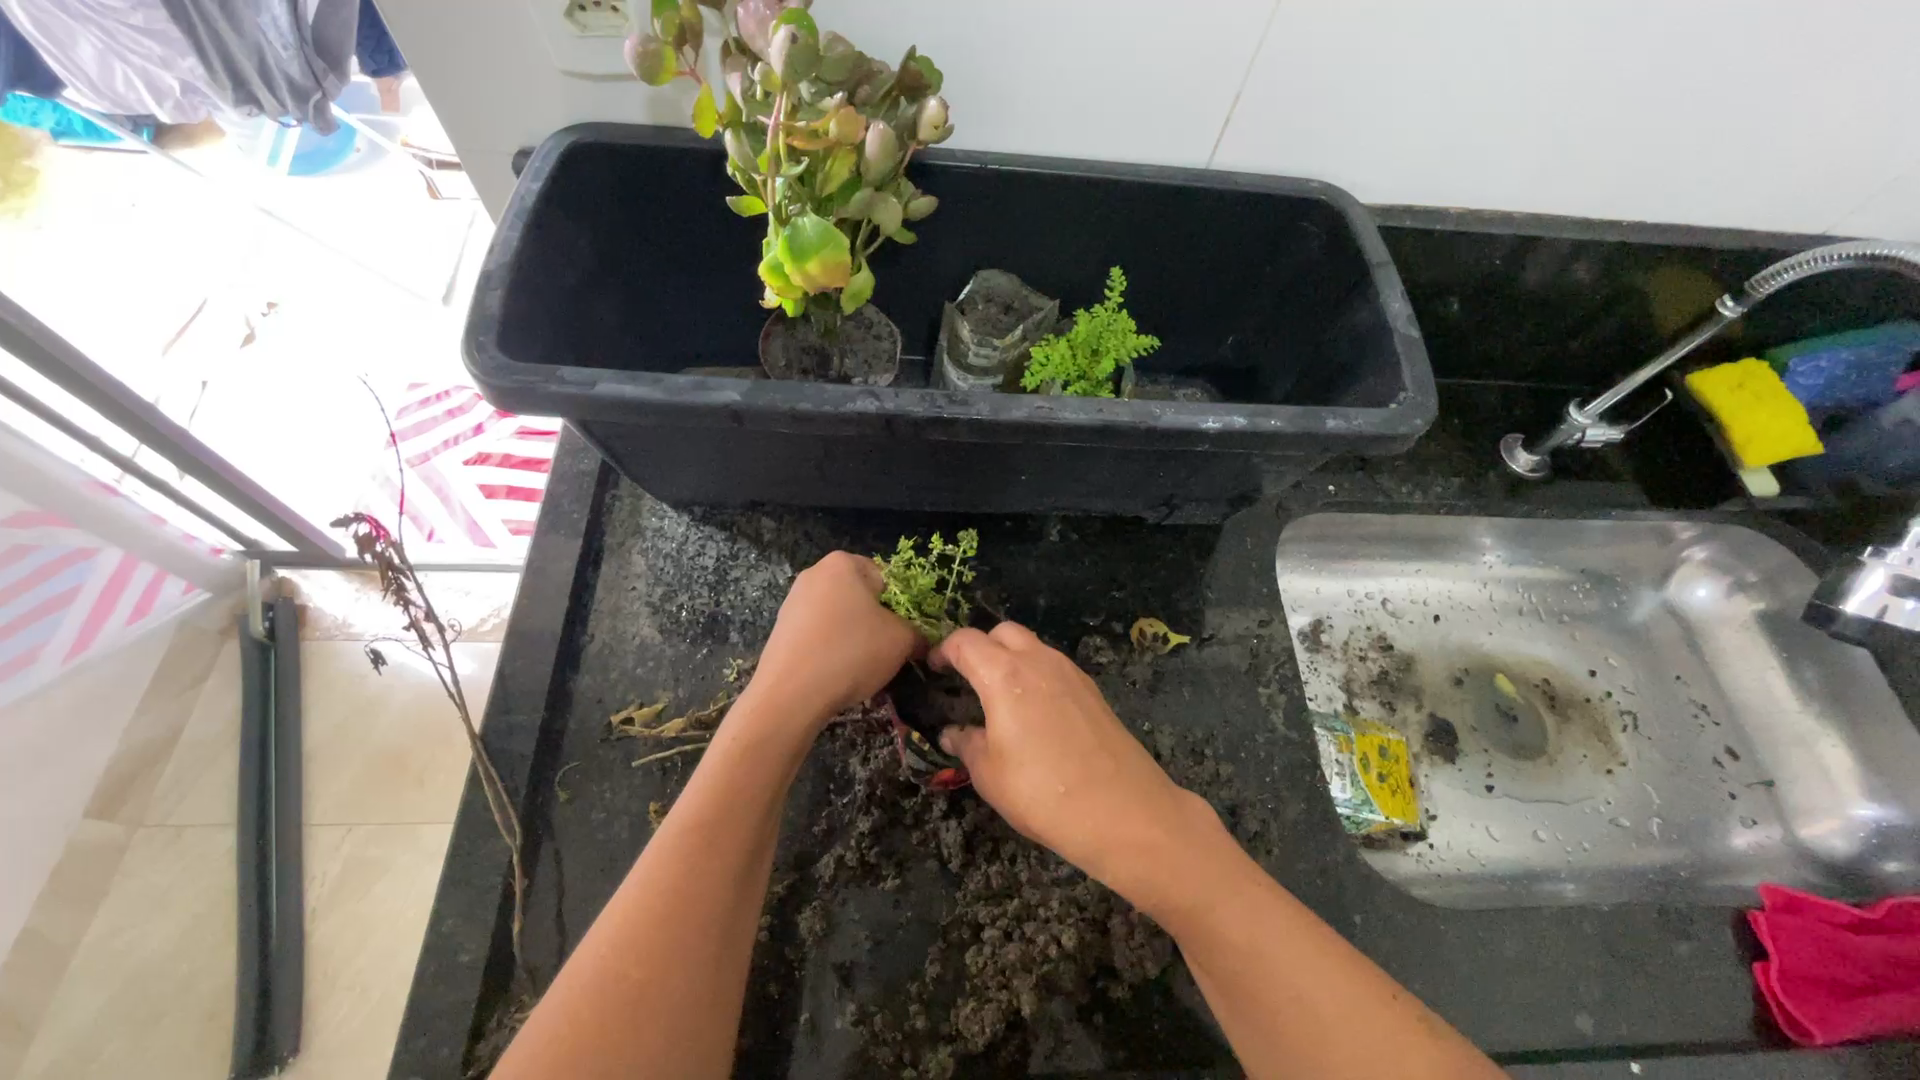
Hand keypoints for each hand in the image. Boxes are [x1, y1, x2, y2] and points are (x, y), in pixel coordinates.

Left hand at [750, 551, 921, 728]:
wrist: (791, 694)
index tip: (902, 634)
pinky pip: (818, 636)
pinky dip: (830, 651)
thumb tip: (919, 642)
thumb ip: (917, 634)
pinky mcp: (780, 629)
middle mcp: (814, 573)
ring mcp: (792, 601)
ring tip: (860, 669)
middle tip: (885, 652)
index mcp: (843, 563)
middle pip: (860, 598)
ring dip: (853, 639)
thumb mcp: (902, 641)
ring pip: (839, 619)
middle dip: (875, 623)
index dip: (899, 608)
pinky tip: (835, 675)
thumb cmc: (852, 652)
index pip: (886, 579)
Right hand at [931, 623, 1217, 906]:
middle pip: (1002, 632)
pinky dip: (1036, 676)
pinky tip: (1034, 713)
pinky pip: (1055, 668)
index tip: (934, 670)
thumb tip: (953, 733)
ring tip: (999, 697)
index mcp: (1004, 674)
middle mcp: (1039, 661)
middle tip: (967, 679)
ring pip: (1033, 647)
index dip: (943, 651)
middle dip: (980, 647)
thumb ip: (967, 744)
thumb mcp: (989, 774)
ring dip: (1011, 659)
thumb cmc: (1043, 793)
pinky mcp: (1093, 691)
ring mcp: (1071, 673)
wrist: (1124, 812)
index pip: (965, 642)